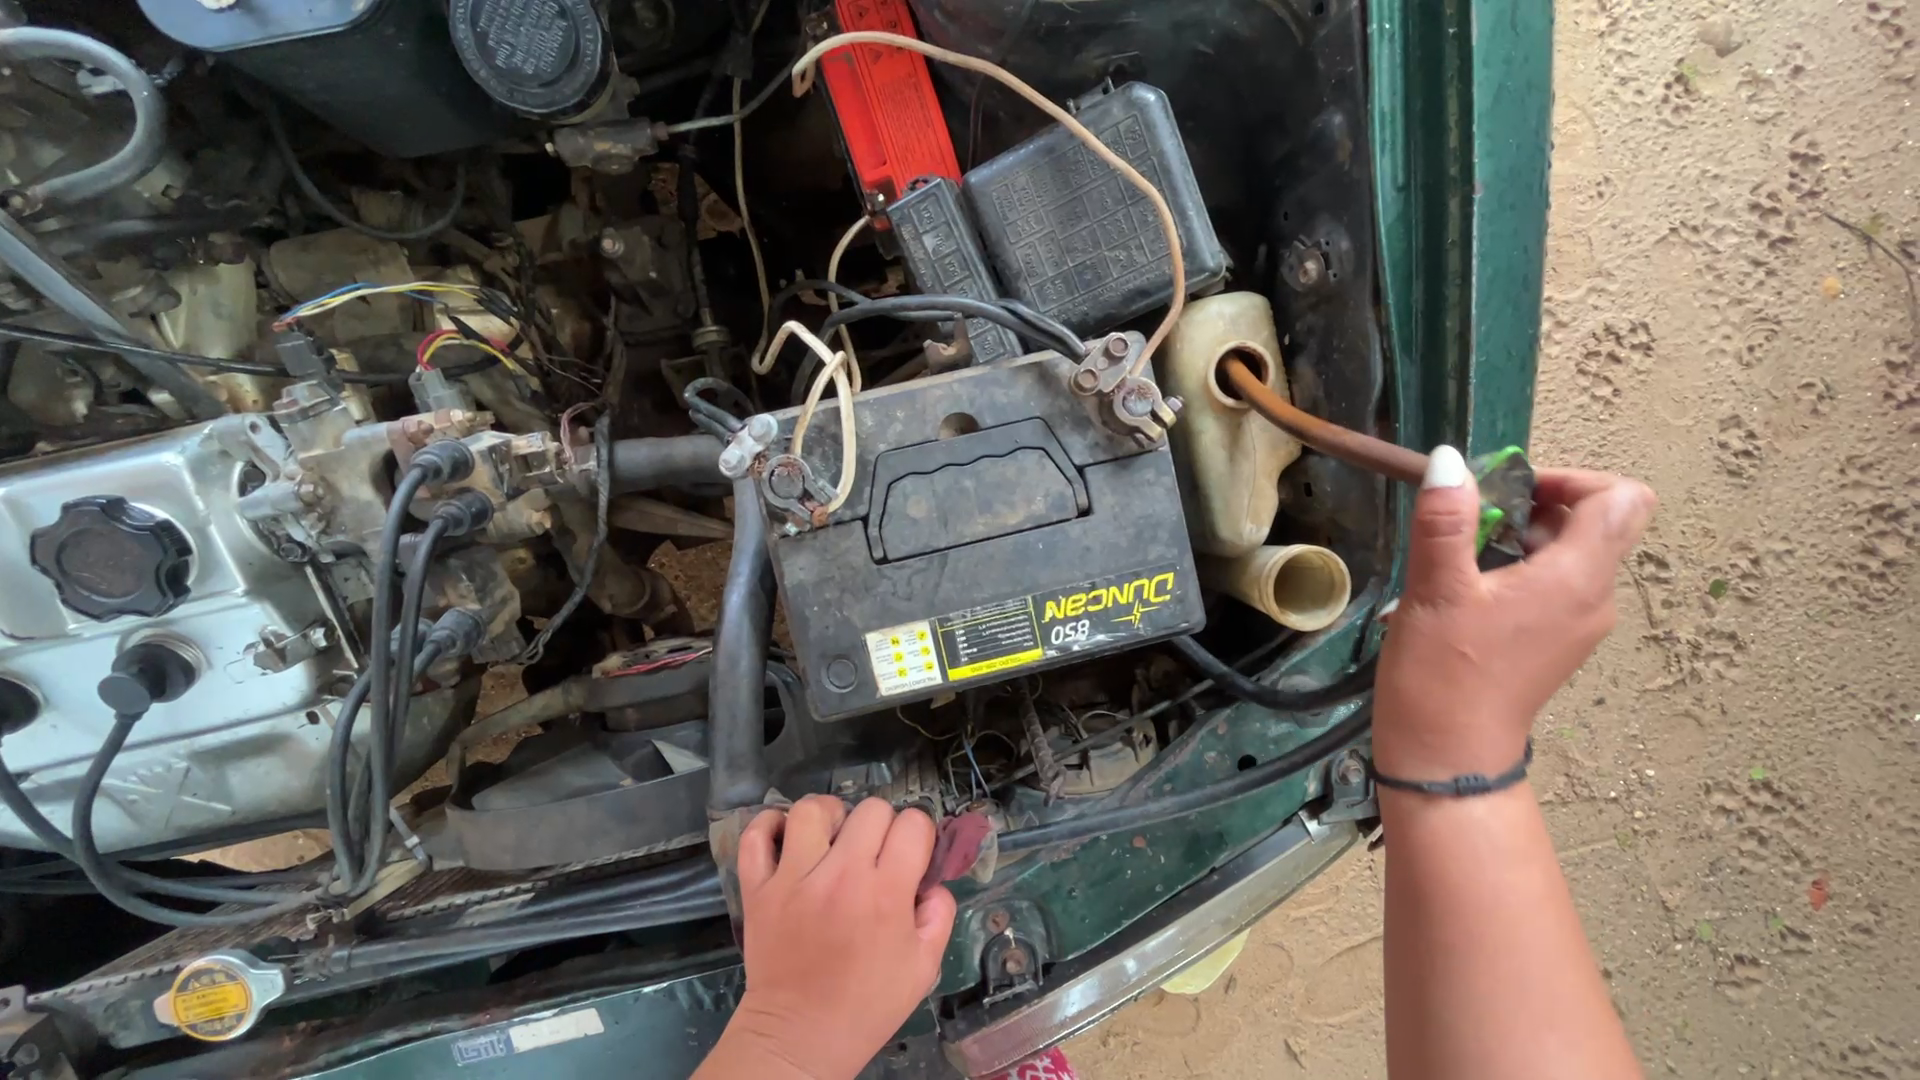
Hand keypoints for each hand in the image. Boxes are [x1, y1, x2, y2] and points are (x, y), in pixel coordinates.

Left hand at [702, 795, 955, 1079]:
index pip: (913, 824)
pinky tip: (787, 838)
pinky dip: (769, 826)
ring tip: (832, 840)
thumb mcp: (924, 967)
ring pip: (812, 810)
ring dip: (829, 817)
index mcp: (885, 894)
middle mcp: (840, 876)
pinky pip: (756, 836)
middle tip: (875, 854)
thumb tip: (931, 881)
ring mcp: (793, 878)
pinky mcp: (758, 888)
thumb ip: (939, 914)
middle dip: (882, 825)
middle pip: (870, 810)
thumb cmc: (867, 1005)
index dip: (919, 834)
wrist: (799, 1039)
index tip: (912, 855)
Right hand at [1373, 446, 1656, 782]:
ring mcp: (1578, 624)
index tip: (1505, 488)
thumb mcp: (1435, 588)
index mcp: (1578, 578)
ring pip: (1571, 555)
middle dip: (1536, 506)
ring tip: (1457, 556)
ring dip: (1519, 538)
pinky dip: (1517, 570)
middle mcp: (1594, 597)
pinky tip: (1465, 590)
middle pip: (1596, 523)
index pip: (1620, 498)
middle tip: (1470, 519)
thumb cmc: (1442, 669)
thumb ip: (1445, 520)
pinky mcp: (1553, 642)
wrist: (1447, 752)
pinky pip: (1553, 586)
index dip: (1570, 478)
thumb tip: (1449, 458)